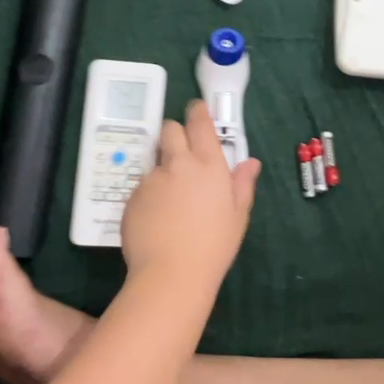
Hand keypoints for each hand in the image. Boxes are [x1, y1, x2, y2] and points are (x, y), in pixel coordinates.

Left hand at [119, 100, 260, 289]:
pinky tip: (157, 218)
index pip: (199, 123)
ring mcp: (151, 178)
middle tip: (181, 153)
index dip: (198, 112)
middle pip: (169, 129)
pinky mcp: (132, 196)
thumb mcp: (238, 214)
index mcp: (209, 164)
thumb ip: (242, 183)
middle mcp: (178, 163)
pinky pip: (142, 186)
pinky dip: (149, 194)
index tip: (197, 110)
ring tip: (171, 200)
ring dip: (163, 169)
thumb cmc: (214, 245)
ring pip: (155, 161)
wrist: (172, 273)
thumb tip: (250, 162)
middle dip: (174, 133)